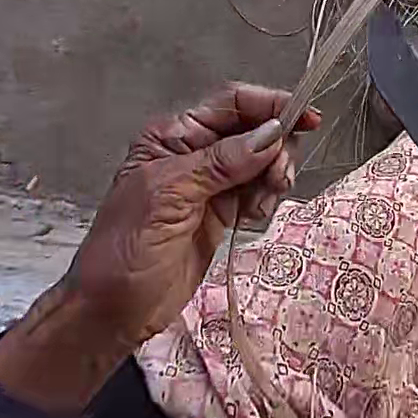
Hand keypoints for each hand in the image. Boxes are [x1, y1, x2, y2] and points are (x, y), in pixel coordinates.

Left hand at [0, 83, 318, 411]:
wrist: (111, 313)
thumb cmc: (125, 250)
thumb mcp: (169, 197)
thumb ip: (222, 162)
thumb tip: (272, 134)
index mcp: (175, 135)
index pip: (232, 104)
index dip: (271, 105)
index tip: (306, 118)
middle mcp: (197, 151)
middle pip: (254, 130)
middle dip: (276, 148)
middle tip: (280, 178)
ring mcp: (212, 182)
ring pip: (263, 160)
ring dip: (273, 177)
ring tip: (260, 206)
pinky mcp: (224, 210)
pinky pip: (260, 189)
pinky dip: (267, 198)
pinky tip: (253, 216)